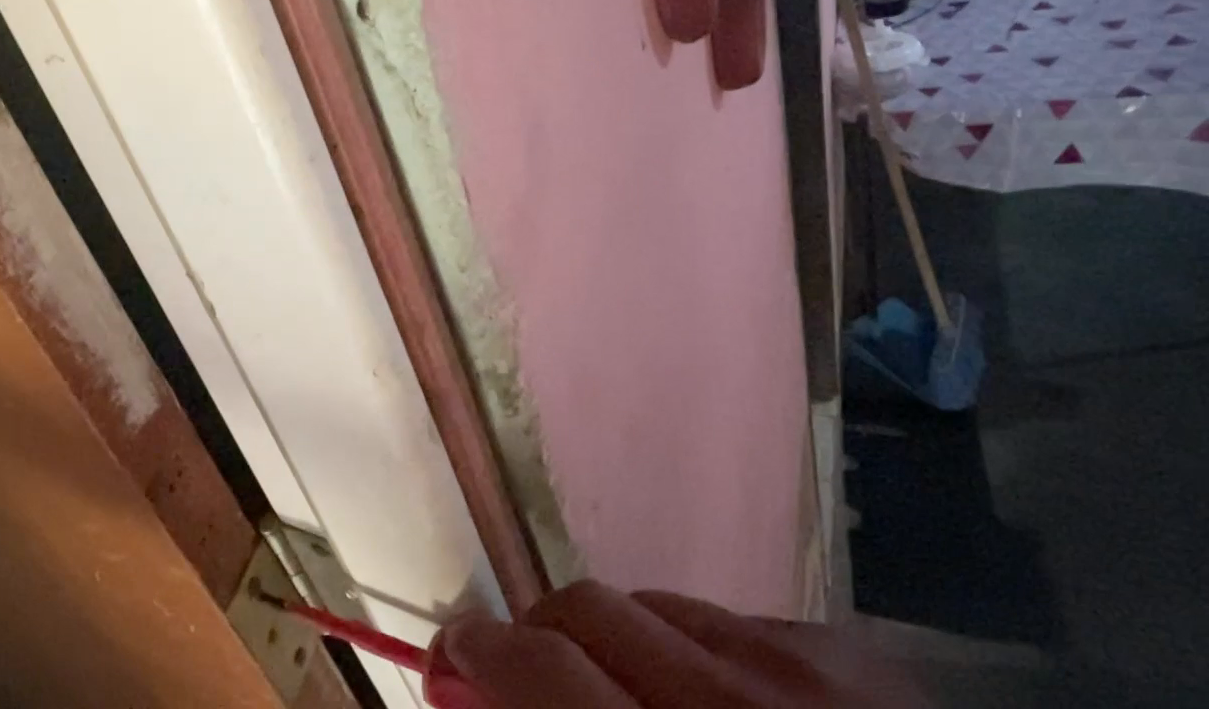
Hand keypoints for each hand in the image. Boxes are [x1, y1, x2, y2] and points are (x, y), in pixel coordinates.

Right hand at [426, 581, 927, 708]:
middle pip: (583, 608)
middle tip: (530, 681)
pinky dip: (697, 650)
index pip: (541, 667)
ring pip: (651, 602)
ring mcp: (805, 672)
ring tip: (638, 699)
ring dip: (620, 642)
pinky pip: (726, 617)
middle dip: (538, 637)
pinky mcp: (850, 655)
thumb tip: (471, 696)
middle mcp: (736, 708)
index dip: (475, 652)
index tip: (450, 661)